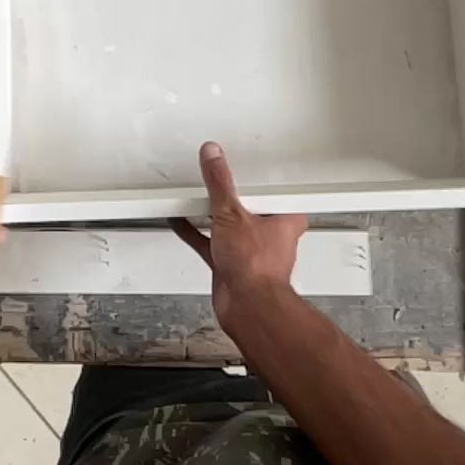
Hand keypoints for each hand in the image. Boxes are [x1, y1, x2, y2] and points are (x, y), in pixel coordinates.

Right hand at [170, 141, 306, 320]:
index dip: (258, 179)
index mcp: (284, 219)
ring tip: (196, 196)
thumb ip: (220, 183)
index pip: (272, 190)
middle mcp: (270, 235)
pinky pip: (210, 240)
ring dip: (211, 213)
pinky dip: (195, 231)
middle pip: (248, 206)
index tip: (241, 164)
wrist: (246, 308)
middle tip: (218, 176)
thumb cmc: (257, 268)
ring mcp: (249, 249)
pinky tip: (181, 220)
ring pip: (228, 224)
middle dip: (233, 196)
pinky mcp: (231, 263)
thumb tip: (214, 156)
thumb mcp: (231, 214)